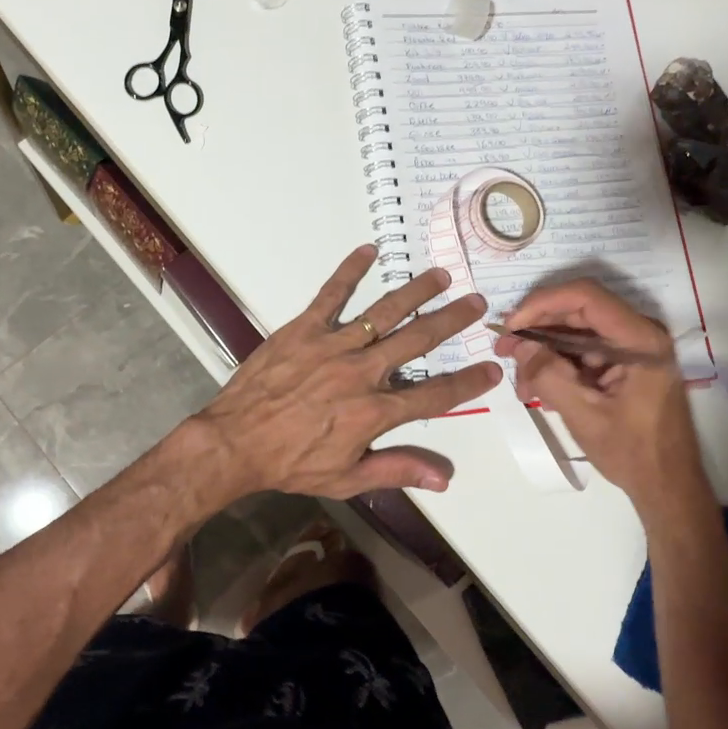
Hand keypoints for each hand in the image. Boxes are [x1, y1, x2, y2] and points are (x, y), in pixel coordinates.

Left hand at [188, 245, 500, 498]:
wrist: (235, 442)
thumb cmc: (291, 463)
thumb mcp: (347, 478)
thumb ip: (397, 470)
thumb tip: (445, 477)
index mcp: (375, 411)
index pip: (435, 395)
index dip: (468, 383)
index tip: (492, 369)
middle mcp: (362, 372)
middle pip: (418, 340)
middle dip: (451, 321)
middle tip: (476, 303)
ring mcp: (333, 345)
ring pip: (384, 312)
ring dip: (415, 291)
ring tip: (440, 275)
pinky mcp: (304, 329)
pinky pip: (331, 295)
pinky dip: (350, 271)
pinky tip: (368, 250)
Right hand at [493, 280, 705, 514]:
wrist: (667, 486)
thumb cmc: (633, 452)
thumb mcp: (584, 415)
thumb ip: (549, 375)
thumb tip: (519, 345)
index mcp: (640, 340)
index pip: (585, 297)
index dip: (542, 304)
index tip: (511, 326)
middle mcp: (639, 334)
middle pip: (577, 310)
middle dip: (536, 328)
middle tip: (503, 349)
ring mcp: (632, 348)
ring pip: (575, 330)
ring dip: (543, 350)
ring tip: (521, 383)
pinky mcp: (624, 362)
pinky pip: (582, 349)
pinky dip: (557, 363)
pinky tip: (537, 389)